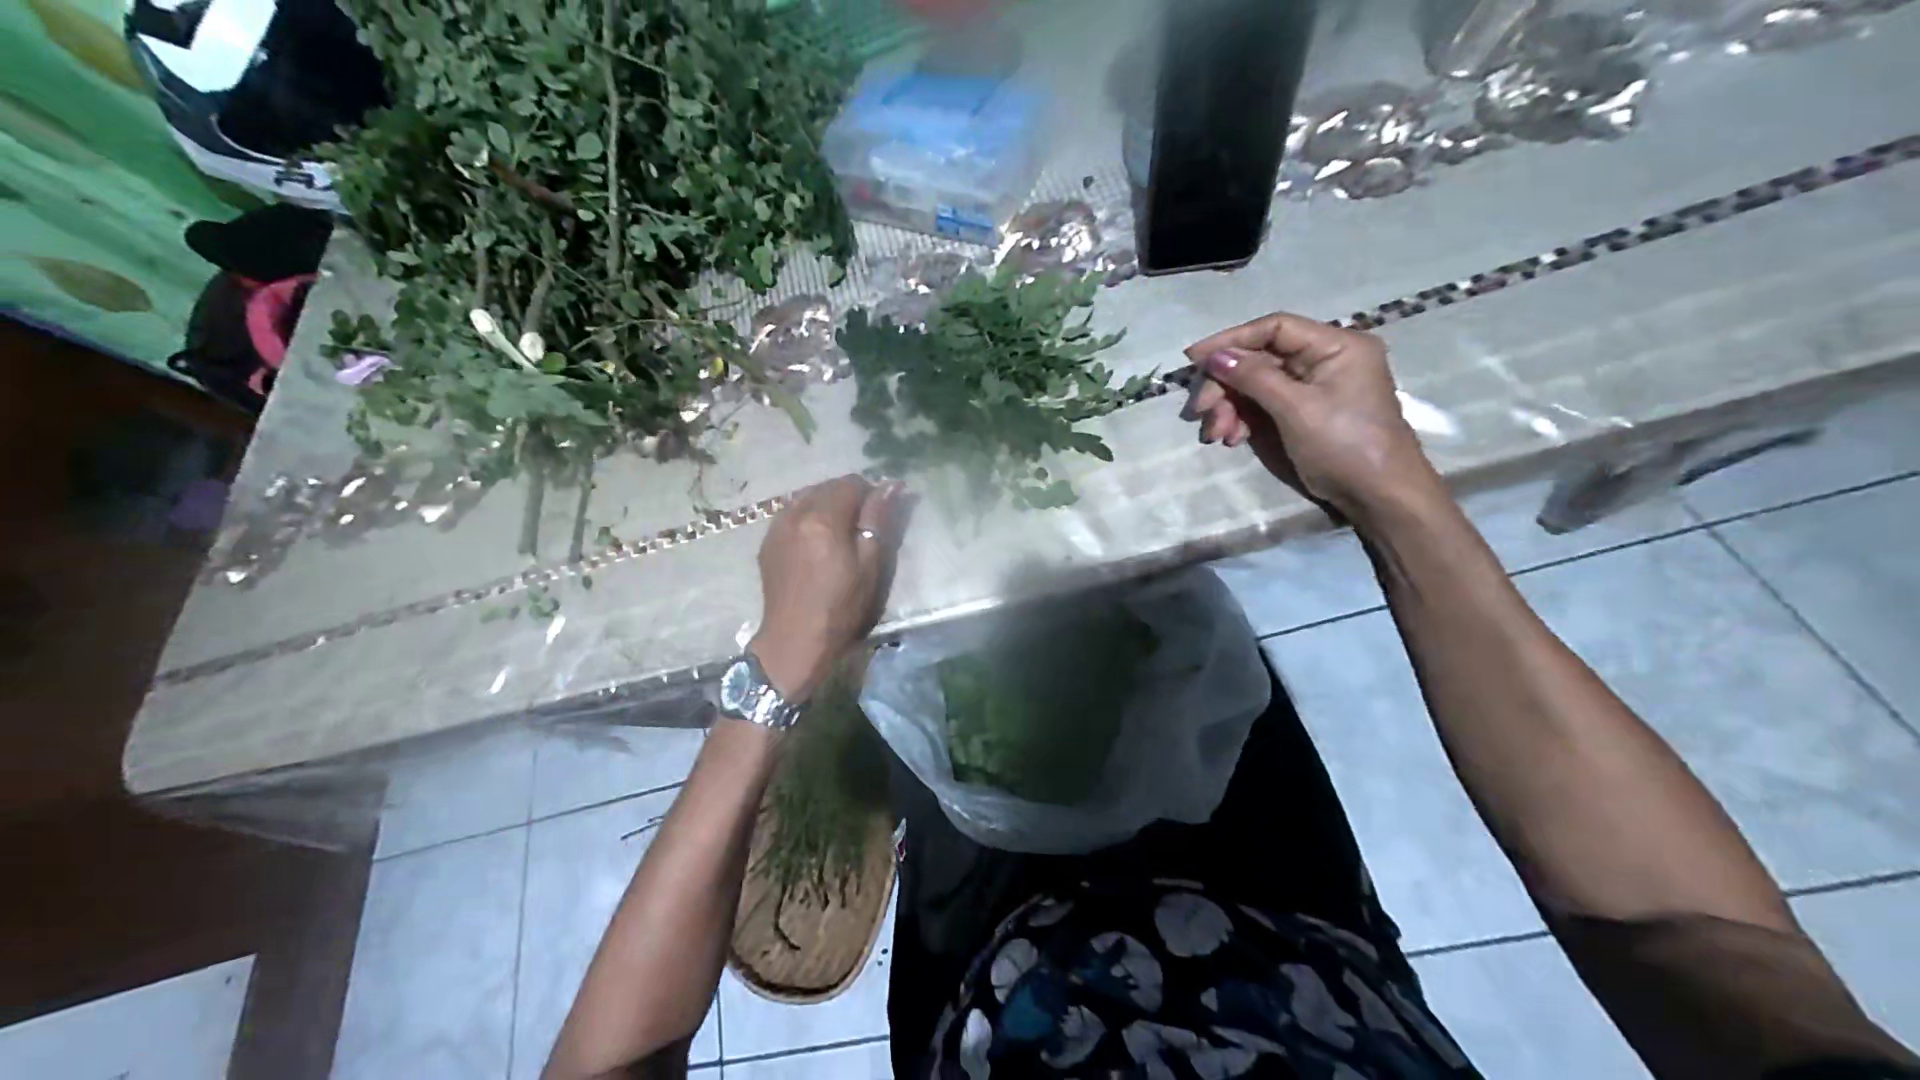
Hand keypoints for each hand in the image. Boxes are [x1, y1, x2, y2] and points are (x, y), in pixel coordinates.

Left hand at [749, 475, 908, 703]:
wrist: (795, 640)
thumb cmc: (842, 606)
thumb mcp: (870, 563)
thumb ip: (879, 518)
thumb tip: (892, 484)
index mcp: (823, 517)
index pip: (851, 483)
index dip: (872, 493)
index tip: (881, 514)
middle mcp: (795, 513)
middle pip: (827, 487)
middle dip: (849, 497)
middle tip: (864, 526)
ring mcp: (776, 527)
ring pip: (807, 498)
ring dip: (827, 505)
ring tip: (840, 534)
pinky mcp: (768, 542)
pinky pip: (792, 515)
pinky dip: (808, 518)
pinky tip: (817, 543)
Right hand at [1182, 312, 1443, 520]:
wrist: (1377, 495)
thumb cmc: (1345, 445)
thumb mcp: (1296, 409)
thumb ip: (1254, 377)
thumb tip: (1214, 357)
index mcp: (1335, 346)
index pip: (1274, 328)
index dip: (1231, 340)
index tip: (1194, 359)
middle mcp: (1323, 360)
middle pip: (1259, 359)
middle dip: (1226, 385)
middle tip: (1199, 412)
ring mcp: (1312, 388)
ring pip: (1255, 385)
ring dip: (1229, 407)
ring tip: (1216, 435)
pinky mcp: (1302, 413)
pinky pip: (1263, 406)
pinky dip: (1243, 420)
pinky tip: (1232, 439)